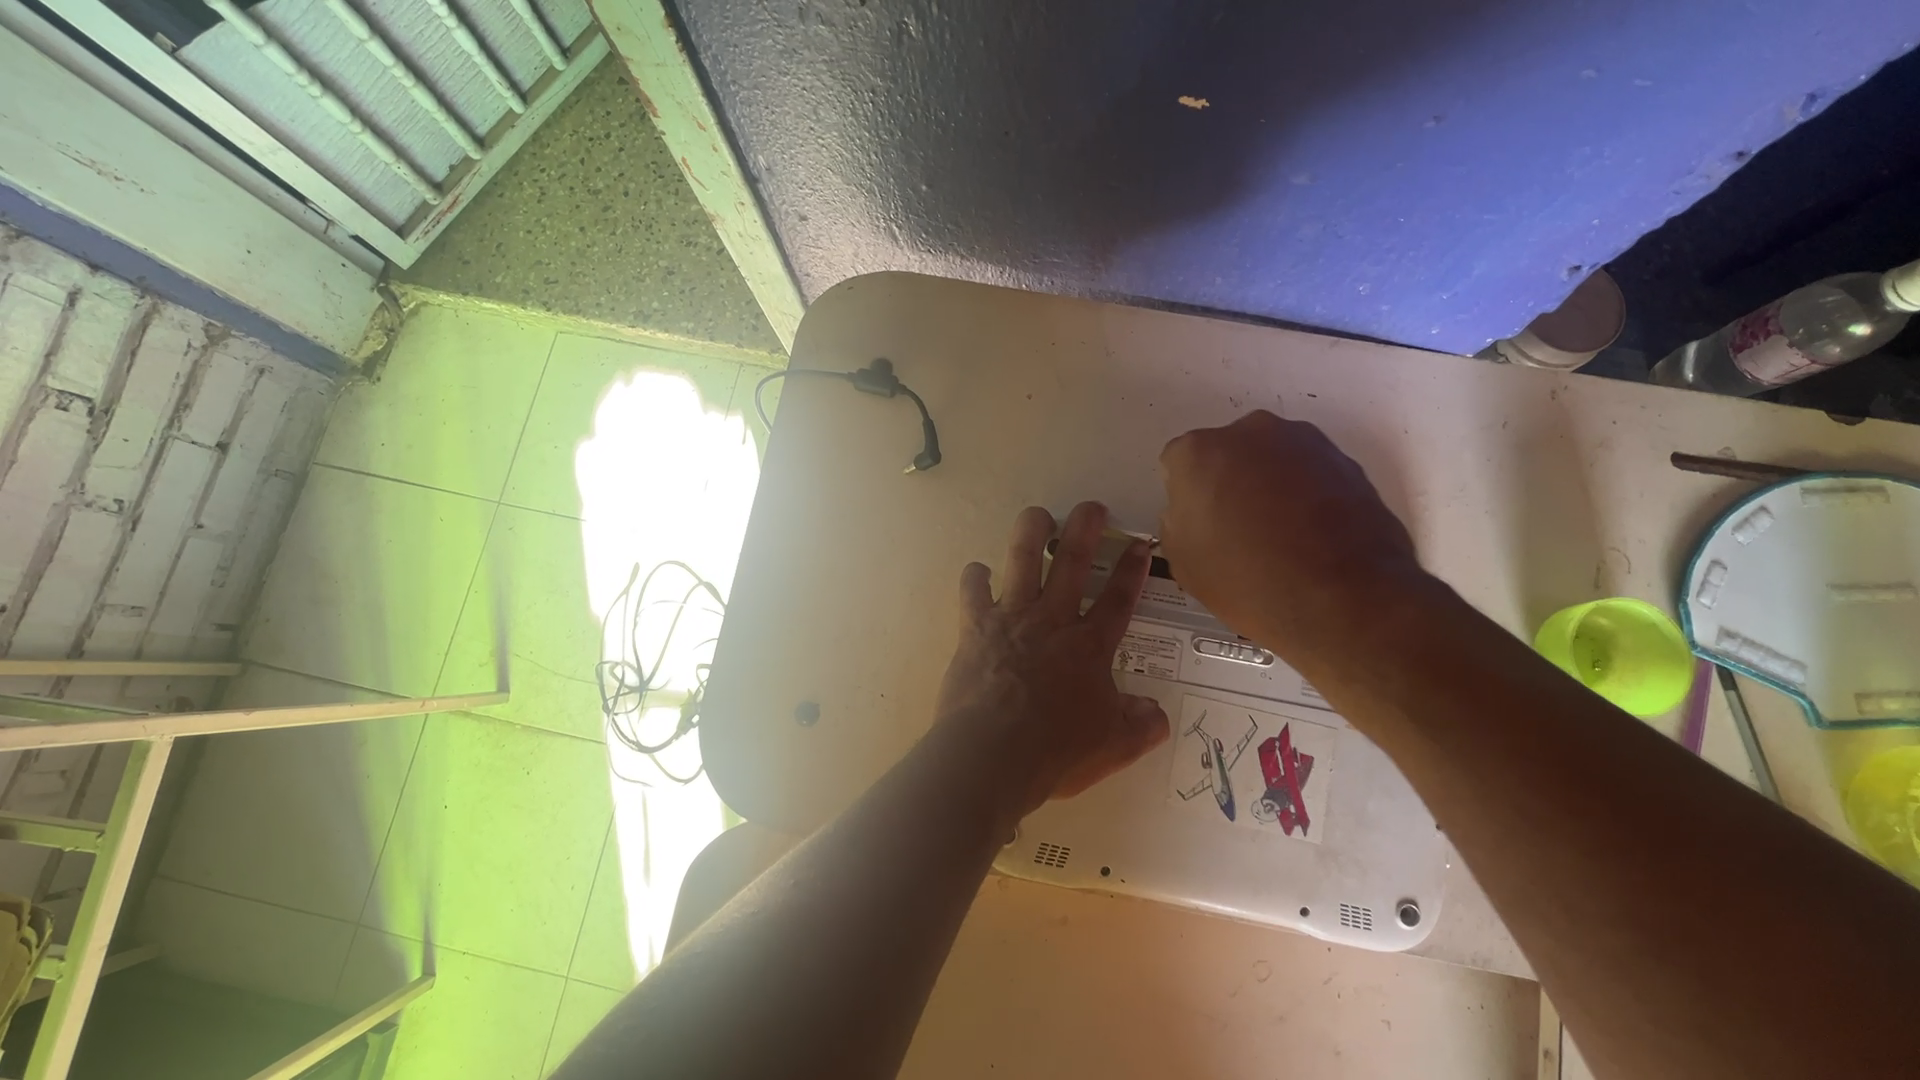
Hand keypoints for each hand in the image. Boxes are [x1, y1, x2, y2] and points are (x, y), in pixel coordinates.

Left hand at [933, 502, 1169, 822]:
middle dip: (1086, 529)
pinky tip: (978, 571)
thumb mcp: (1114, 745)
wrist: (992, 754)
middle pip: (1073, 562)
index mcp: (1090, 645)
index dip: (1132, 570)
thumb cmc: (1057, 750)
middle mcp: (1052, 620)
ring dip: (1031, 532)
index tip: (1139, 544)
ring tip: (1037, 515)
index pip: (1119, 598)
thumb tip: (1157, 714)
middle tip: (1091, 506)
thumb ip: (1140, 726)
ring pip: (1023, 560)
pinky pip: (973, 591)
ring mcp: (1012, 619)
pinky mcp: (975, 628)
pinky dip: (975, 577)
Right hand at [1158, 411, 1425, 656]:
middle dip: (1229, 481)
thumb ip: (1178, 521)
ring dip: (1270, 485)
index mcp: (1199, 453)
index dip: (1187, 497)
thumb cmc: (1249, 582)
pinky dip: (1307, 494)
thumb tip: (1195, 511)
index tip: (1201, 525)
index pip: (1178, 464)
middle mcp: (1250, 432)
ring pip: (1272, 459)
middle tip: (1238, 527)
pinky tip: (1312, 535)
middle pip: (1228, 452)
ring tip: (1281, 535)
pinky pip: (1310, 473)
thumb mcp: (1184, 562)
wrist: (1343, 599)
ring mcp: (1304, 442)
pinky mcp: (1346, 460)